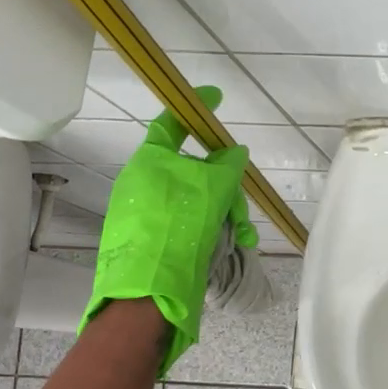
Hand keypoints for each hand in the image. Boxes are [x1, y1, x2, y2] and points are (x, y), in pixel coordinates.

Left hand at [81, 88, 254, 374]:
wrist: (150, 288)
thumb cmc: (181, 226)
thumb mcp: (214, 186)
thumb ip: (227, 165)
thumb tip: (233, 153)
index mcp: (149, 162)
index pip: (171, 124)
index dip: (193, 109)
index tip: (214, 100)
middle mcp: (144, 184)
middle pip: (195, 171)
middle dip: (226, 189)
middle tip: (241, 211)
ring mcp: (146, 213)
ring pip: (197, 202)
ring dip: (226, 216)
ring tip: (243, 240)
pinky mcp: (152, 241)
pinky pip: (189, 225)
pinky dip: (212, 232)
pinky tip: (230, 248)